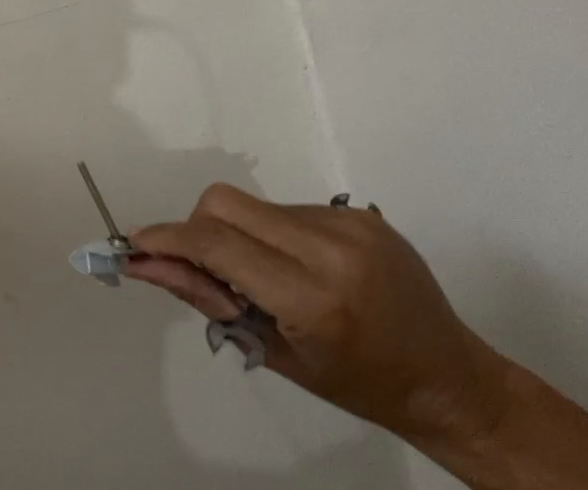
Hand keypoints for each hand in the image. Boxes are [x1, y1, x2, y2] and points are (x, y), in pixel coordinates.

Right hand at [125, 184, 507, 443]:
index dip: (167, 239)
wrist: (450, 379)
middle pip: (224, 204)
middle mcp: (332, 248)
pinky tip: (297, 267)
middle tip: (207, 270)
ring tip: (265, 277)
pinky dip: (272, 233)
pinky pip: (287, 209)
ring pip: (252, 204)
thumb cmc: (357, 383)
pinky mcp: (361, 214)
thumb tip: (141, 263)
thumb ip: (202, 298)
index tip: (137, 245)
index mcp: (312, 296)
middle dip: (197, 229)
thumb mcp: (271, 351)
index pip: (215, 243)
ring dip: (238, 233)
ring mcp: (351, 224)